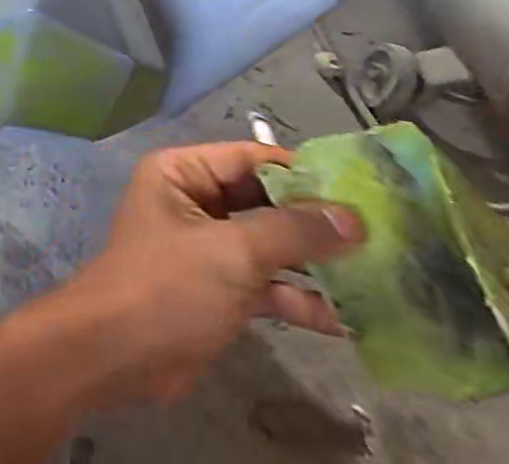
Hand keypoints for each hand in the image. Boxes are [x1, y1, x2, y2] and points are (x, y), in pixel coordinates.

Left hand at [30, 143, 363, 405]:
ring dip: (319, 262)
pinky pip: (268, 282)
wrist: (120, 351)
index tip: (368, 190)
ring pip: (271, 243)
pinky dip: (302, 298)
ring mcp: (205, 245)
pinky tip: (352, 320)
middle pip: (265, 200)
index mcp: (178, 173)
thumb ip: (293, 231)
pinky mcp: (218, 287)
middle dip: (318, 219)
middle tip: (389, 234)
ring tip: (386, 275)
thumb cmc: (168, 285)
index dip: (304, 172)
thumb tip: (352, 216)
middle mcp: (190, 201)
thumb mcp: (232, 251)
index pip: (249, 158)